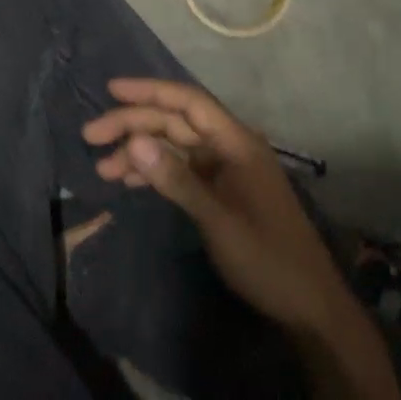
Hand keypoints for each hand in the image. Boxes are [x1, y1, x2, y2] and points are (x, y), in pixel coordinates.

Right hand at [82, 79, 359, 334]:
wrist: (309, 308)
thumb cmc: (268, 259)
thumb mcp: (218, 220)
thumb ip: (176, 179)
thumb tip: (132, 140)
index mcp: (238, 145)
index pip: (188, 103)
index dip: (149, 91)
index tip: (110, 91)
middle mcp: (231, 149)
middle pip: (174, 123)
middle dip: (132, 125)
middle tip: (90, 136)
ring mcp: (226, 171)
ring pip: (173, 146)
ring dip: (138, 152)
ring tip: (103, 168)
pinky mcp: (221, 191)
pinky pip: (180, 169)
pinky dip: (153, 171)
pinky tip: (128, 181)